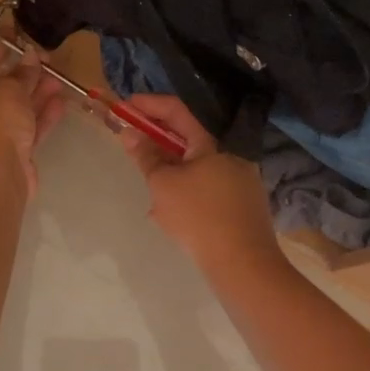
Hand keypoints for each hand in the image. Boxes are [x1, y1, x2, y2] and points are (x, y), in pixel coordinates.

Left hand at [0, 36, 67, 200]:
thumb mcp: (9, 89)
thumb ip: (22, 73)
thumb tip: (31, 56)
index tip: (14, 37)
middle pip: (2, 86)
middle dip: (24, 72)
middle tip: (47, 59)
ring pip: (19, 107)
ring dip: (38, 92)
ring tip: (59, 79)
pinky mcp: (16, 150)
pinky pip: (31, 126)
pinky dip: (44, 114)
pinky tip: (61, 102)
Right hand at [116, 95, 283, 274]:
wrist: (244, 265)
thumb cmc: (199, 217)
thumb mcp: (163, 184)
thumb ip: (146, 156)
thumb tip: (130, 132)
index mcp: (212, 143)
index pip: (178, 110)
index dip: (149, 104)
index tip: (125, 106)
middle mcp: (230, 155)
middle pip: (188, 136)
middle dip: (157, 138)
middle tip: (131, 141)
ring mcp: (239, 180)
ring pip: (196, 165)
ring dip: (169, 168)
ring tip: (147, 183)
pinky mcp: (241, 205)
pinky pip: (206, 187)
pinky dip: (184, 190)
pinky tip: (168, 212)